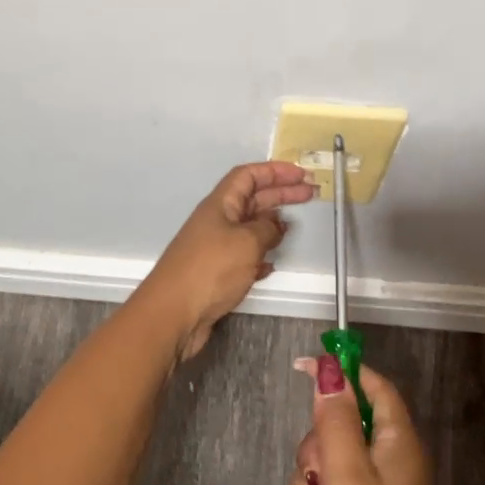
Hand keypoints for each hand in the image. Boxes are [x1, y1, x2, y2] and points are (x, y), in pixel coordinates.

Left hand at [134, 161, 317, 359]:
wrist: (174, 313)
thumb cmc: (211, 270)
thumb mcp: (247, 242)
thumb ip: (267, 229)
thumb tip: (277, 223)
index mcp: (220, 205)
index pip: (248, 176)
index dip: (274, 171)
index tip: (301, 175)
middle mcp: (215, 221)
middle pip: (251, 199)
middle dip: (280, 194)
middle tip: (310, 194)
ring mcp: (214, 248)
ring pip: (247, 228)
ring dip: (270, 225)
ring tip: (293, 227)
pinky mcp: (215, 274)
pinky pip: (242, 256)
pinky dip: (259, 256)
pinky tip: (271, 264)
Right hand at [285, 358, 440, 484]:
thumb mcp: (345, 476)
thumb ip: (335, 421)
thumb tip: (329, 370)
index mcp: (399, 446)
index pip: (374, 389)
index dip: (341, 373)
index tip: (301, 367)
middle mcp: (392, 465)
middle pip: (340, 430)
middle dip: (315, 455)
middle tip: (317, 481)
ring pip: (325, 469)